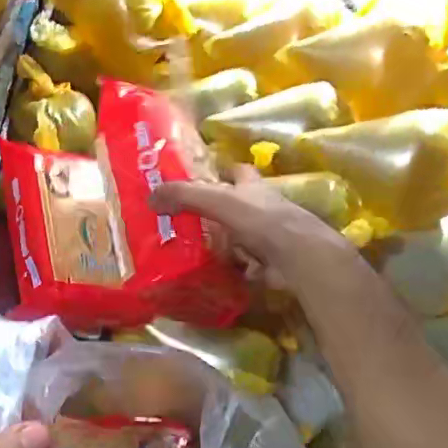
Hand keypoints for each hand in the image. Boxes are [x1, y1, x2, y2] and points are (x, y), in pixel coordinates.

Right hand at [152, 172, 362, 296]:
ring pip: (239, 237)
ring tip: (190, 251)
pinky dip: (230, 270)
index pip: (237, 171)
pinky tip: (211, 276)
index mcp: (252, 187)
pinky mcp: (268, 264)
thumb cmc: (261, 219)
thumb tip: (150, 196)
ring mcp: (268, 238)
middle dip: (216, 212)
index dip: (221, 171)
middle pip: (237, 206)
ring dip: (222, 243)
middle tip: (186, 221)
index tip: (201, 177)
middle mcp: (263, 209)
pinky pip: (244, 266)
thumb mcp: (217, 200)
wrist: (297, 256)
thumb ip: (184, 195)